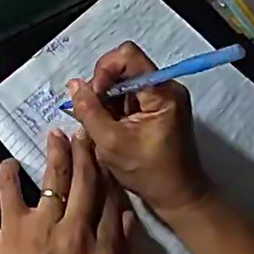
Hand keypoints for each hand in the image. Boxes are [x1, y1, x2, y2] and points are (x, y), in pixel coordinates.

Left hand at [0, 130, 132, 253]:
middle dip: (88, 154)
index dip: (113, 180)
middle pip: (86, 184)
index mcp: (102, 252)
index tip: (112, 160)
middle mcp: (76, 231)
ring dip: (58, 153)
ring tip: (58, 133)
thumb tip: (130, 222)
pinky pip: (10, 193)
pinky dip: (8, 175)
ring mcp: (44, 225)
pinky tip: (10, 161)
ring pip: (55, 179)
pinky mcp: (14, 226)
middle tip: (86, 132)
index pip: (113, 206)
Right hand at [66, 42, 211, 222]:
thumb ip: (90, 111)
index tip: (94, 95)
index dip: (105, 70)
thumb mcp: (111, 144)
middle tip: (92, 113)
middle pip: (124, 66)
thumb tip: (74, 84)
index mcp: (162, 92)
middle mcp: (166, 87)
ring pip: (123, 80)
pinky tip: (111, 127)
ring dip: (106, 98)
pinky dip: (114, 107)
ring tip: (101, 124)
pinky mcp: (158, 106)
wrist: (180, 198)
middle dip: (102, 86)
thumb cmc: (150, 174)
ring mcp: (163, 96)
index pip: (128, 56)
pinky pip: (129, 94)